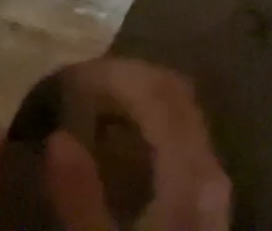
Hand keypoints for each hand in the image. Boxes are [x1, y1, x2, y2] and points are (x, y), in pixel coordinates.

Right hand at [47, 58, 230, 230]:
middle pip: (175, 93)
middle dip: (126, 78)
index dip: (114, 74)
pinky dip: (149, 121)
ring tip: (88, 104)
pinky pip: (182, 135)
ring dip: (138, 97)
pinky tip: (115, 140)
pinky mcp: (208, 199)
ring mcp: (213, 183)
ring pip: (181, 111)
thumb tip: (58, 136)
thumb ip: (79, 197)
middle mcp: (208, 169)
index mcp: (187, 176)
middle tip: (75, 83)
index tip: (69, 75)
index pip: (158, 92)